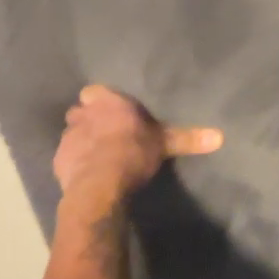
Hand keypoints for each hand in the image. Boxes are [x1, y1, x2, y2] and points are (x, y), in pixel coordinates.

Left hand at [52, 86, 222, 205]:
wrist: (99, 187)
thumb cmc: (133, 154)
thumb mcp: (165, 143)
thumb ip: (188, 137)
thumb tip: (220, 136)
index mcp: (106, 100)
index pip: (97, 91)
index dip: (104, 101)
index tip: (115, 112)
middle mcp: (82, 113)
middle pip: (82, 110)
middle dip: (90, 118)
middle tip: (107, 131)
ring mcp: (67, 137)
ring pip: (72, 131)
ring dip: (82, 139)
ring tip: (97, 152)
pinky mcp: (58, 160)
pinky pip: (66, 155)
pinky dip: (75, 160)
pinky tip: (87, 171)